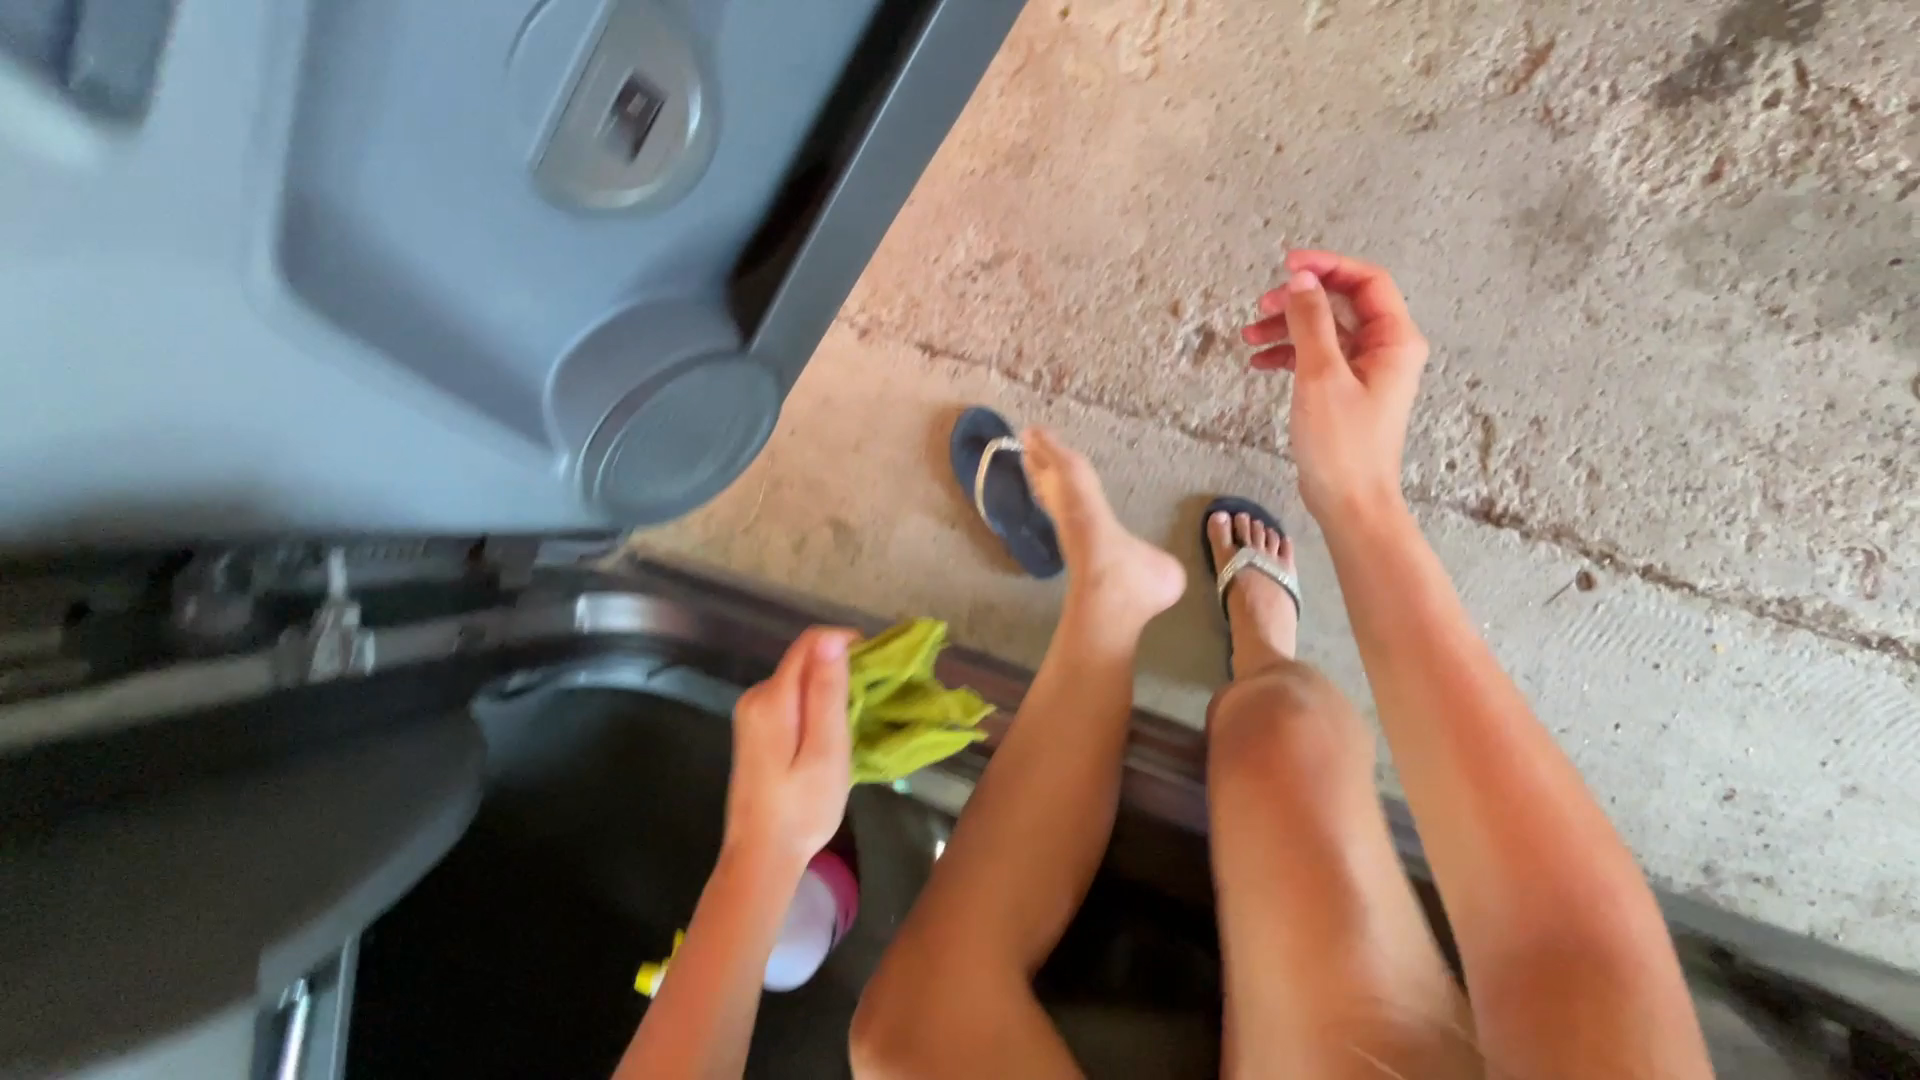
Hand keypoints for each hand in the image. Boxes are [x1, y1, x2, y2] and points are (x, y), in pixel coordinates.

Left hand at [723, 626, 856, 869]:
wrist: (762, 856)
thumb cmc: (802, 807)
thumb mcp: (826, 750)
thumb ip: (827, 693)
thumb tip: (832, 639)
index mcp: (772, 698)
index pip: (811, 643)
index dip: (846, 642)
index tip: (878, 666)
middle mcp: (756, 696)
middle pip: (805, 660)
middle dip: (841, 667)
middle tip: (875, 699)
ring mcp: (753, 714)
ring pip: (800, 680)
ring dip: (831, 687)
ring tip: (860, 717)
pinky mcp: (757, 730)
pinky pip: (793, 699)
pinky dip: (817, 704)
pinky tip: (834, 732)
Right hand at [1241, 250, 1427, 527]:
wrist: (1349, 501)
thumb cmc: (1342, 445)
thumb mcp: (1321, 376)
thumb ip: (1310, 322)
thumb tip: (1300, 281)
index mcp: (1395, 340)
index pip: (1366, 282)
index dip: (1327, 266)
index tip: (1287, 265)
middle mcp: (1385, 350)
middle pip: (1341, 304)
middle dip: (1299, 300)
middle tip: (1261, 306)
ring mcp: (1365, 372)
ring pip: (1323, 331)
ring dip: (1286, 328)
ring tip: (1249, 336)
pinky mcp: (1344, 392)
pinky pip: (1316, 358)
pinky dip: (1288, 354)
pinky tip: (1260, 362)